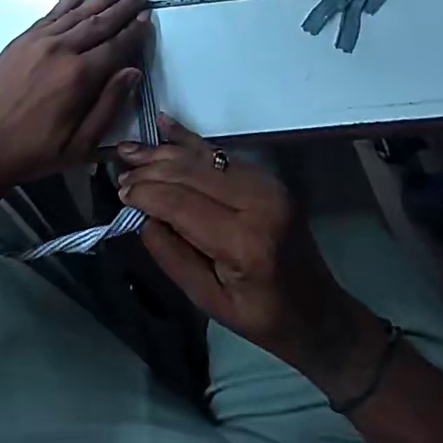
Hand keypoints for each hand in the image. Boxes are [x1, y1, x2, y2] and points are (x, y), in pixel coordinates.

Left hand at [0, 0, 150, 198]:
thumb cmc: (33, 152)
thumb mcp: (80, 145)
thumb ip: (109, 106)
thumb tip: (133, 72)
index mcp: (79, 77)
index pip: (116, 47)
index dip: (134, 32)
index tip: (148, 16)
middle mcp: (60, 51)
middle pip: (98, 23)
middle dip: (122, 8)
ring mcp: (37, 42)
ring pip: (76, 14)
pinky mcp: (20, 41)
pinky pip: (50, 14)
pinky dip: (68, 0)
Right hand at [118, 115, 387, 391]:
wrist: (323, 315)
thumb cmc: (264, 318)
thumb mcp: (209, 301)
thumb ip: (170, 254)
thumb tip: (139, 213)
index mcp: (246, 243)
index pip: (180, 203)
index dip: (145, 193)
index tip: (119, 192)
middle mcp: (259, 204)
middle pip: (189, 173)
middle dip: (149, 170)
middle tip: (120, 172)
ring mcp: (267, 185)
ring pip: (201, 158)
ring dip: (162, 152)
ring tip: (128, 150)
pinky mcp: (266, 177)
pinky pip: (219, 153)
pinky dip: (188, 140)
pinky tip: (163, 124)